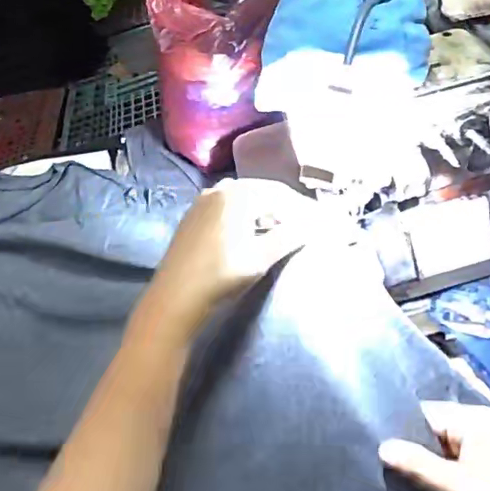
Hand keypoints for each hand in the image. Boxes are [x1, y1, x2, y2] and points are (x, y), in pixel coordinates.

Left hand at [139, 179, 320, 334]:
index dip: (300, 207)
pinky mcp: (193, 217)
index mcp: (237, 193)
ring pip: (242, 199)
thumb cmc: (221, 276)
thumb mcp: (260, 257)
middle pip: (260, 192)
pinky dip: (243, 215)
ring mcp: (202, 202)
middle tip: (301, 223)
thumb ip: (289, 236)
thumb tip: (313, 224)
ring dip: (262, 211)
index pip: (278, 193)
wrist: (172, 301)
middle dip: (282, 207)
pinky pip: (226, 207)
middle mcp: (219, 189)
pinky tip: (250, 232)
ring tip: (278, 229)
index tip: (317, 220)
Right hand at [380, 402, 489, 490]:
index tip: (383, 445)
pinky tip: (432, 485)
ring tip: (405, 475)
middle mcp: (481, 423)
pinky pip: (458, 459)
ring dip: (431, 462)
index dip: (405, 429)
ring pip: (447, 447)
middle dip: (417, 447)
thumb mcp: (455, 486)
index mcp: (474, 417)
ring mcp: (489, 443)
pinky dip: (445, 471)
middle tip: (391, 464)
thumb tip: (384, 446)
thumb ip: (418, 465)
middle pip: (437, 428)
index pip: (428, 412)